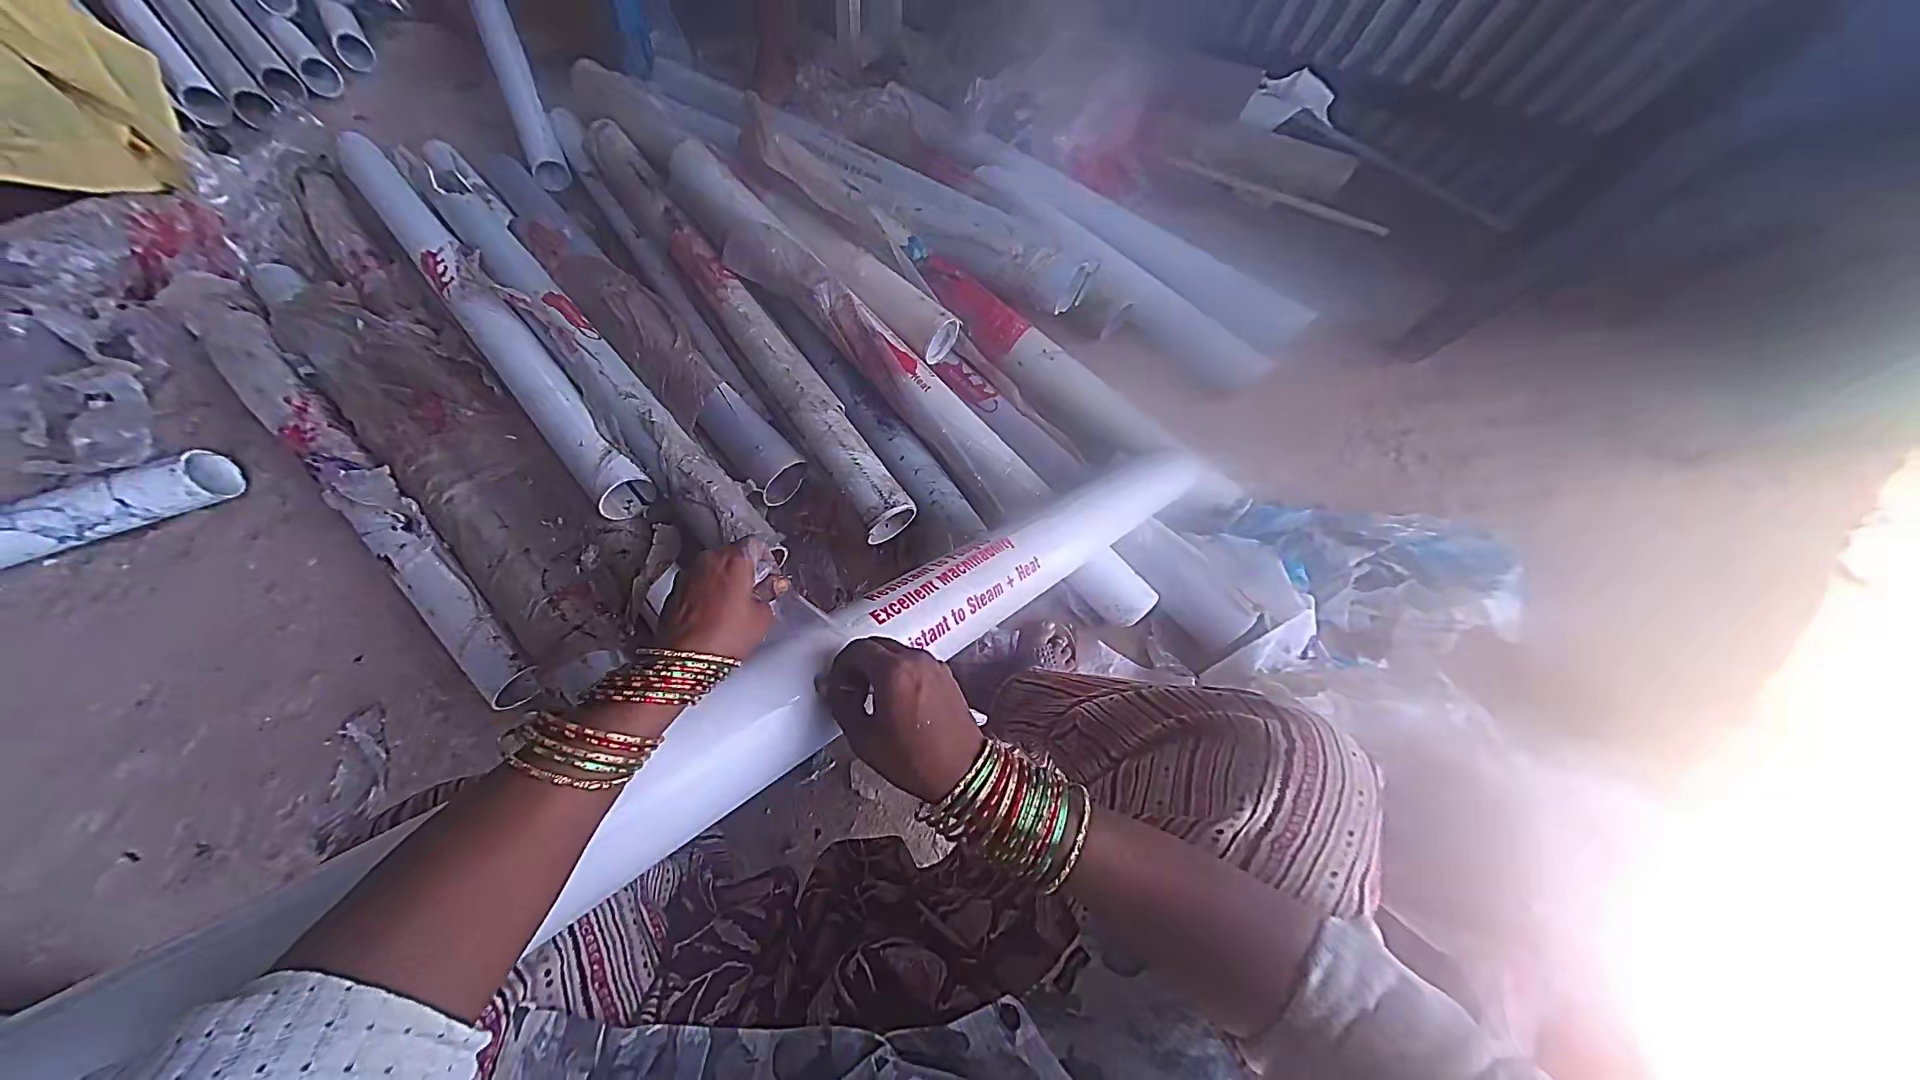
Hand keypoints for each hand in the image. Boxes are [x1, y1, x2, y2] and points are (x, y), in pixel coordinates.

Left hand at [657, 538, 787, 661]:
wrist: (686, 660)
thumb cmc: (722, 638)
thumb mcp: (762, 616)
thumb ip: (769, 594)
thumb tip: (769, 588)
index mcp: (734, 559)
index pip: (756, 544)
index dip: (768, 559)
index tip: (772, 574)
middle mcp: (708, 560)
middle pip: (733, 554)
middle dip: (747, 569)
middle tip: (757, 591)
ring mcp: (688, 574)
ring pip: (714, 568)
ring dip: (726, 579)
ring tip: (736, 605)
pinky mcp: (675, 590)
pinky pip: (698, 582)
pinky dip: (708, 591)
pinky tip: (717, 613)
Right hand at [820, 638, 983, 802]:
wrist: (962, 772)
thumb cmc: (919, 760)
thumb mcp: (865, 739)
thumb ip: (842, 706)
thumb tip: (834, 691)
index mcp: (894, 672)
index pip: (857, 649)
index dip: (840, 665)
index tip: (836, 681)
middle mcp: (916, 661)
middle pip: (878, 645)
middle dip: (859, 663)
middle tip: (849, 687)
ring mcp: (934, 666)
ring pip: (897, 652)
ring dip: (879, 666)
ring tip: (871, 696)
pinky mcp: (946, 675)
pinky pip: (915, 663)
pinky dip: (900, 672)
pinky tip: (896, 699)